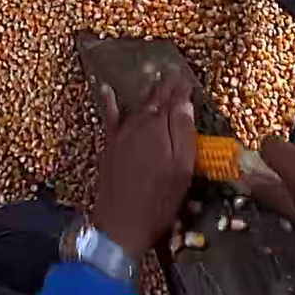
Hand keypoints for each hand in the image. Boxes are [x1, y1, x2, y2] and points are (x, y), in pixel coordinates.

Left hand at [91, 70, 195, 257]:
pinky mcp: (110, 142)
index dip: (182, 89)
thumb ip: (183, 133)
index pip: (174, 100)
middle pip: (155, 99)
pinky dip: (109, 100)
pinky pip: (110, 114)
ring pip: (137, 104)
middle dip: (165, 86)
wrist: (120, 222)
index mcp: (159, 127)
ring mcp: (121, 132)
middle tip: (174, 72)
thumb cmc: (159, 200)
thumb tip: (185, 103)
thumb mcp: (181, 169)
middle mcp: (139, 123)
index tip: (188, 78)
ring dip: (147, 90)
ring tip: (154, 76)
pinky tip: (106, 88)